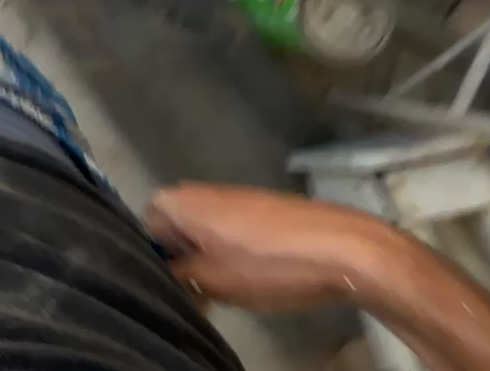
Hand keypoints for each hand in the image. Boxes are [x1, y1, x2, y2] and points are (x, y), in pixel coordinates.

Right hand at [146, 183, 395, 312]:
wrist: (343, 248)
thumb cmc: (268, 263)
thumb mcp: (213, 281)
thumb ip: (176, 277)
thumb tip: (164, 276)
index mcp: (171, 201)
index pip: (146, 236)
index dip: (161, 268)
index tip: (183, 294)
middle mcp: (190, 190)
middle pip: (173, 233)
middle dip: (187, 265)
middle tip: (208, 298)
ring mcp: (224, 195)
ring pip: (202, 233)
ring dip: (211, 261)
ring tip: (236, 290)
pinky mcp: (254, 205)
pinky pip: (227, 230)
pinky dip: (234, 253)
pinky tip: (259, 275)